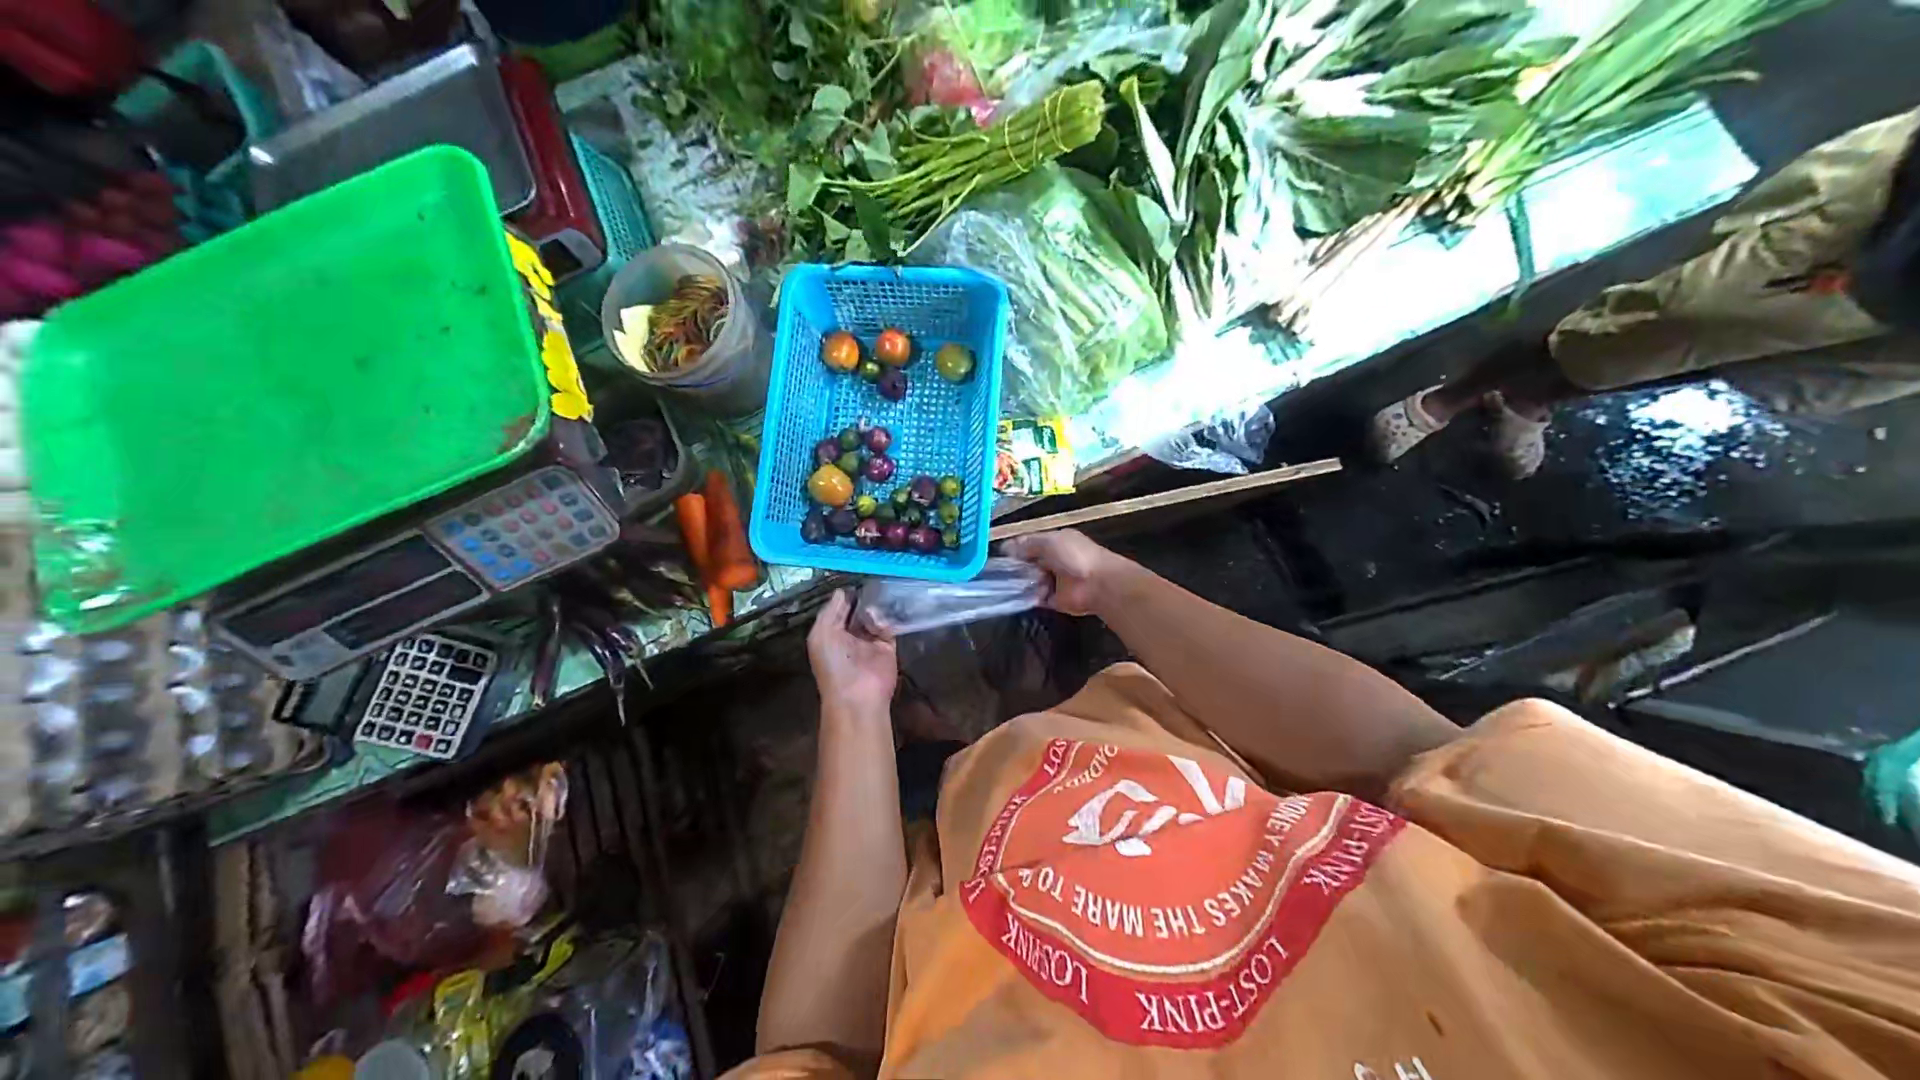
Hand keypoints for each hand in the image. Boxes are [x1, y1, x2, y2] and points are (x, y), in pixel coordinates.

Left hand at [808, 589, 897, 720]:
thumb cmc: (833, 663)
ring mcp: (869, 643)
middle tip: (870, 584)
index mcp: (830, 634)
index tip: (853, 581)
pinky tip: (886, 613)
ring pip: (874, 618)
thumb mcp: (821, 634)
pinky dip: (889, 619)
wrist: (857, 695)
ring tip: (878, 597)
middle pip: (858, 612)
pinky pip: (889, 628)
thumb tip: (842, 592)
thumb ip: (830, 611)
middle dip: (862, 600)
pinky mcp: (888, 648)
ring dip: (875, 608)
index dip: (844, 598)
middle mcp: (849, 637)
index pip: (838, 610)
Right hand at [1000, 529, 1131, 616]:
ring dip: (1022, 582)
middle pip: (1029, 563)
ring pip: (1031, 580)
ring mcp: (1055, 580)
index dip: (1016, 548)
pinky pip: (1037, 598)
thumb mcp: (1049, 541)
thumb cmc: (1075, 556)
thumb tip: (1006, 547)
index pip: (1031, 544)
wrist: (1099, 584)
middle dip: (1017, 567)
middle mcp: (1055, 560)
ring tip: (1009, 584)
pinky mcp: (1055, 599)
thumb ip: (1027, 544)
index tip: (1001, 555)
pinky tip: (1020, 596)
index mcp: (1057, 542)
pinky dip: (1029, 597)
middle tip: (1000, 572)